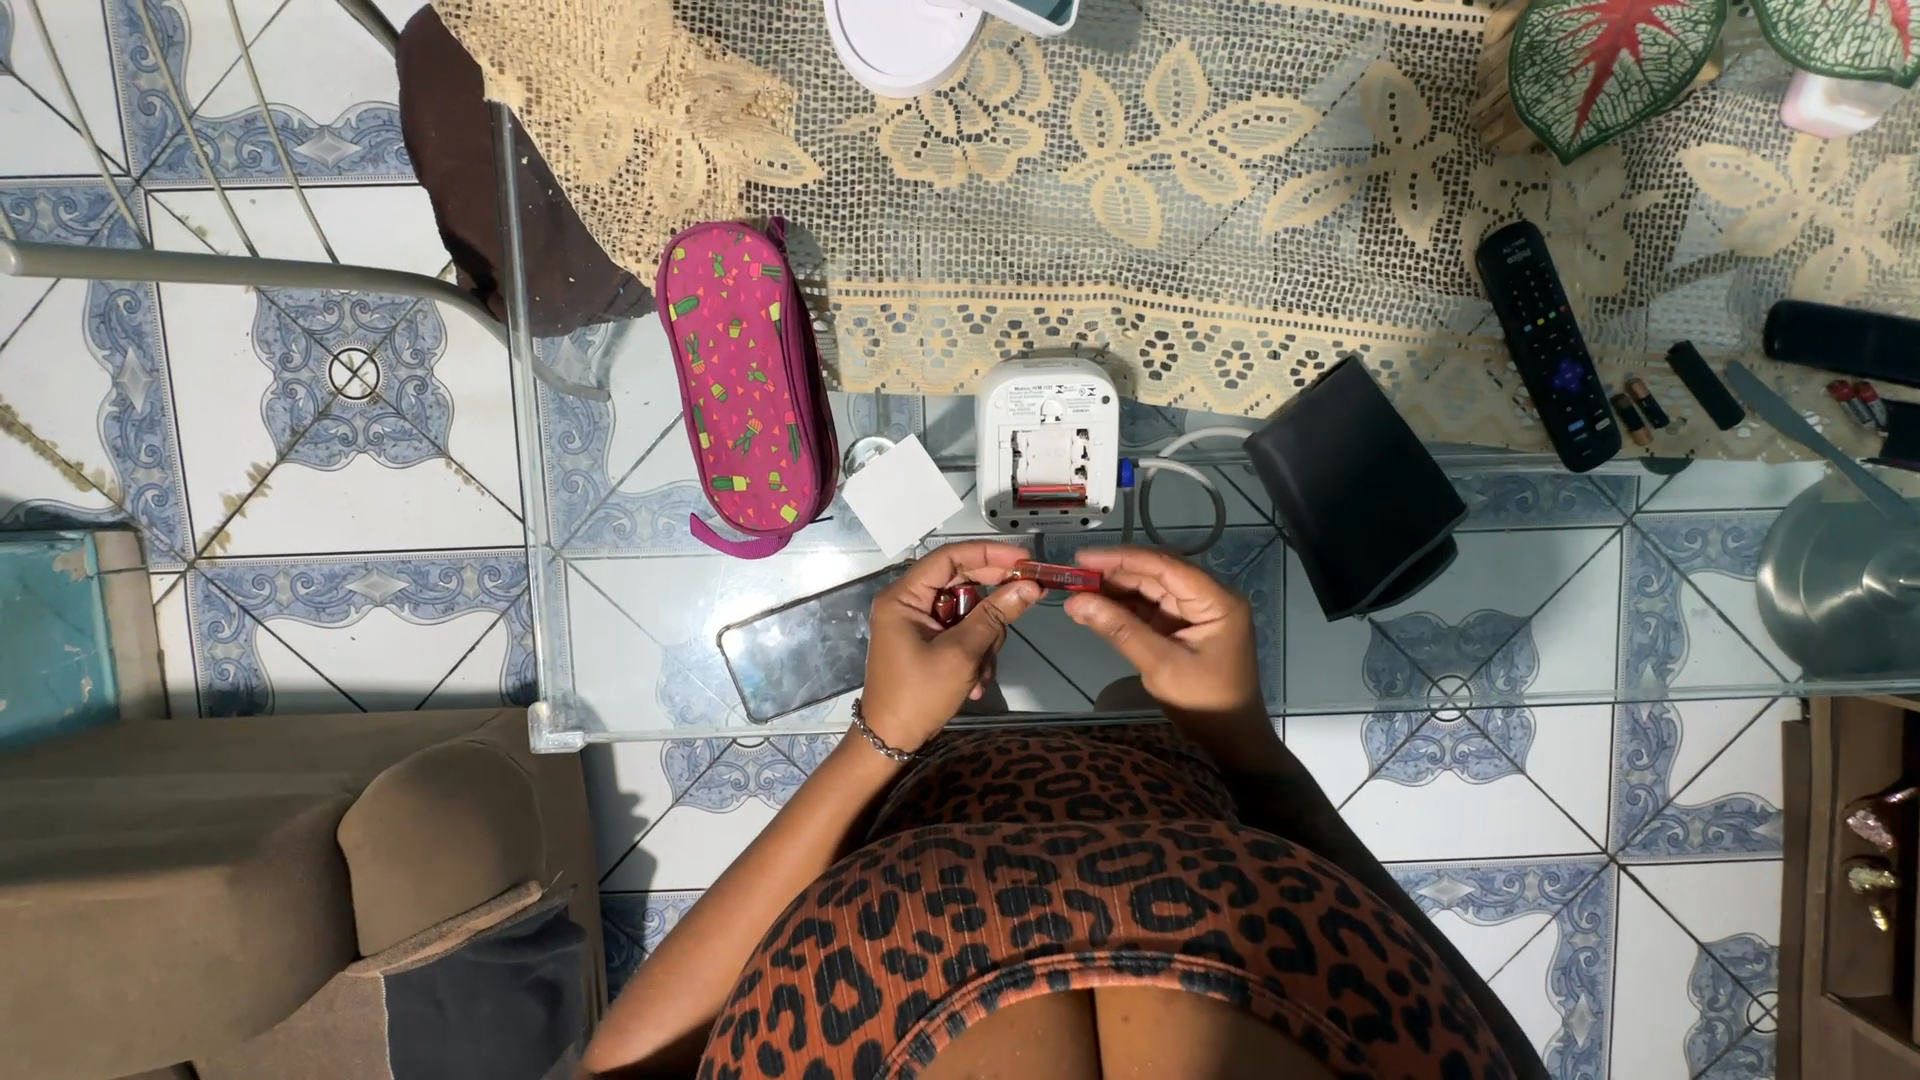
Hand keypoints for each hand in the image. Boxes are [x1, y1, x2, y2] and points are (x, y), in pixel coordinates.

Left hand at [862, 541, 1041, 753]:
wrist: (890, 741)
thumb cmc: (919, 695)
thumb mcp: (961, 653)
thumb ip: (995, 615)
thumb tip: (1029, 586)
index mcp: (904, 596)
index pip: (950, 557)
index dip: (988, 554)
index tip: (1022, 559)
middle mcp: (908, 602)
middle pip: (962, 582)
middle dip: (992, 603)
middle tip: (1026, 599)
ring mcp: (918, 623)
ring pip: (968, 611)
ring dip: (985, 639)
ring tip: (982, 670)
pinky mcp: (927, 642)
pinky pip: (962, 632)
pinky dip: (975, 652)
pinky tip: (976, 681)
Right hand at [1064, 546, 1263, 721]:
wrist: (1232, 740)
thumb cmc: (1204, 702)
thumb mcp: (1160, 666)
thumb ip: (1119, 629)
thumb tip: (1076, 602)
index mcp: (1216, 600)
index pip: (1164, 565)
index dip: (1121, 558)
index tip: (1082, 557)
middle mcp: (1208, 597)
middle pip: (1156, 573)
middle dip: (1114, 573)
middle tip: (1073, 574)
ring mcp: (1196, 611)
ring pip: (1150, 588)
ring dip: (1114, 589)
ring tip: (1076, 589)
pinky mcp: (1183, 626)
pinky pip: (1149, 607)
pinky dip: (1122, 607)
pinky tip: (1094, 606)